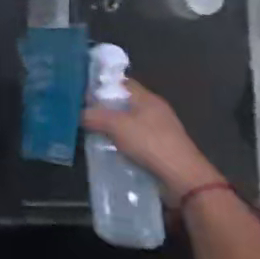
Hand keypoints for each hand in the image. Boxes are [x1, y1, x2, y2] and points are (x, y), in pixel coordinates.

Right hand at [82, 78, 226, 203]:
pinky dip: (118, 139)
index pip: (122, 83)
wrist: (181, 176)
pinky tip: (105, 146)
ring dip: (109, 125)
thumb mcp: (115, 125)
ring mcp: (157, 129)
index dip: (102, 84)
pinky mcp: (157, 145)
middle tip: (79, 111)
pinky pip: (132, 136)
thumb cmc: (149, 142)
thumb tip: (78, 113)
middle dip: (102, 106)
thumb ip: (94, 115)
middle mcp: (154, 110)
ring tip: (87, 130)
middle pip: (123, 102)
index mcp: (147, 99)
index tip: (81, 90)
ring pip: (126, 121)